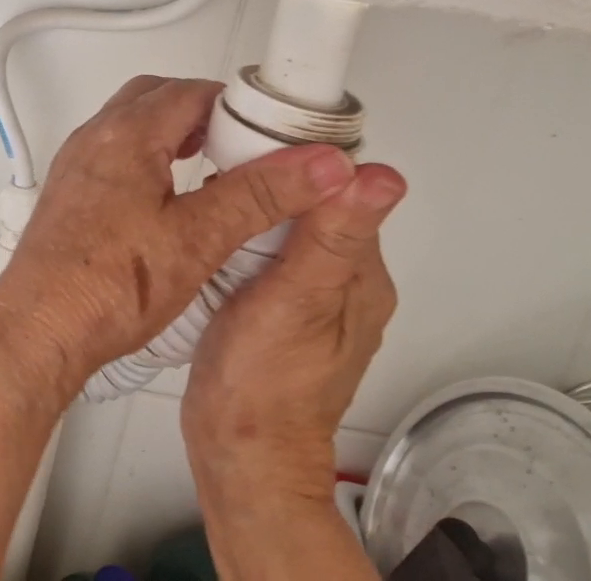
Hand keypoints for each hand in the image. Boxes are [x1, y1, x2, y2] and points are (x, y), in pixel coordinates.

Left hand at [0, 75, 360, 387]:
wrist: (39, 329)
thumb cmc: (106, 287)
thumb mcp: (198, 239)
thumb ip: (259, 195)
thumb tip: (319, 163)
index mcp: (125, 135)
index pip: (192, 91)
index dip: (239, 105)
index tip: (274, 131)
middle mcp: (94, 139)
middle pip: (158, 99)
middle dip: (205, 113)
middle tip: (245, 145)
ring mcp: (77, 165)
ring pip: (133, 126)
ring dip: (174, 135)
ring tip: (214, 170)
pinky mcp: (70, 194)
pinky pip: (114, 155)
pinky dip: (149, 159)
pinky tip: (170, 200)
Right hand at [181, 163, 405, 501]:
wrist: (240, 454)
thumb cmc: (263, 383)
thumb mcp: (296, 301)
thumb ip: (332, 238)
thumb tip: (381, 176)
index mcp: (359, 273)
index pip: (340, 188)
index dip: (300, 158)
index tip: (253, 137)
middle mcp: (342, 280)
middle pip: (311, 204)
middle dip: (270, 180)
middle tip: (217, 164)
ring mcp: (308, 296)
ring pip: (284, 227)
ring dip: (253, 206)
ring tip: (209, 193)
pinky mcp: (275, 308)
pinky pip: (264, 253)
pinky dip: (242, 236)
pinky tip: (212, 233)